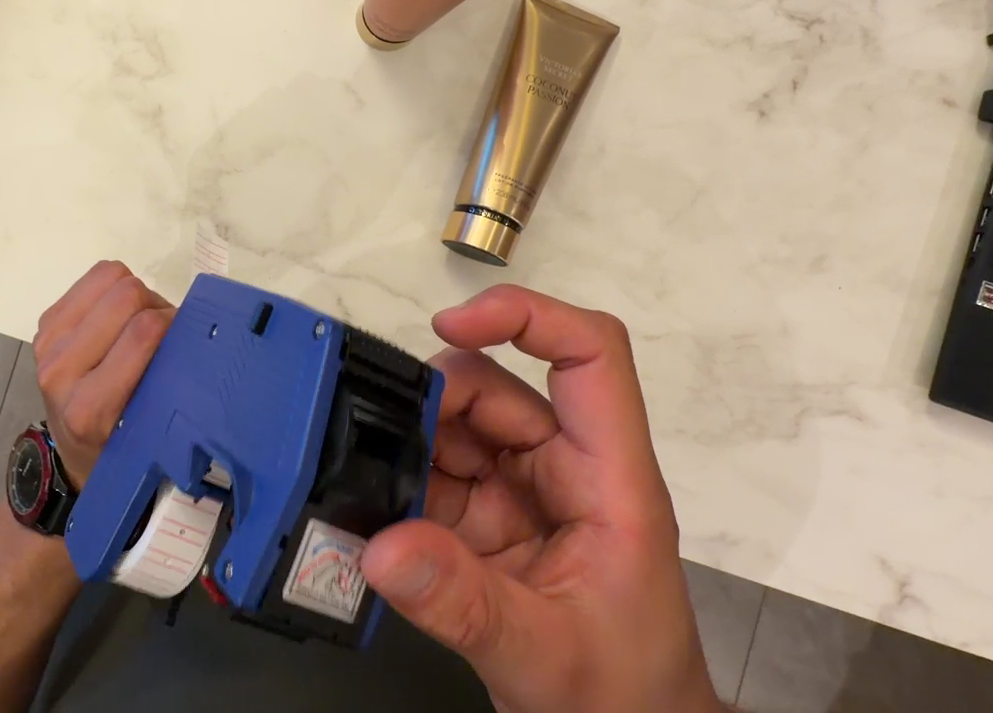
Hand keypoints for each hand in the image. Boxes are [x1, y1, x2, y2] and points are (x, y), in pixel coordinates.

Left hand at [31, 261, 174, 488]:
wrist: (74, 448)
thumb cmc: (125, 439)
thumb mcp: (154, 423)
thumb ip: (169, 375)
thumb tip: (189, 320)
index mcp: (91, 406)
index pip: (143, 332)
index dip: (173, 322)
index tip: (185, 335)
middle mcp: (62, 371)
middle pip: (125, 296)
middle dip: (155, 304)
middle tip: (164, 327)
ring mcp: (49, 343)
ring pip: (108, 277)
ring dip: (133, 292)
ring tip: (139, 319)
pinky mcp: (45, 324)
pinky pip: (90, 278)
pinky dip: (112, 288)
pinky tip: (116, 315)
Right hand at [361, 285, 720, 712]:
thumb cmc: (622, 700)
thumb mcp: (546, 656)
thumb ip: (463, 603)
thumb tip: (381, 547)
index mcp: (608, 479)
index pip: (589, 357)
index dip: (526, 317)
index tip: (448, 326)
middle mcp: (562, 468)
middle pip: (497, 388)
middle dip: (435, 401)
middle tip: (378, 438)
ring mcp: (520, 491)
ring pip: (456, 425)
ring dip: (409, 442)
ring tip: (370, 480)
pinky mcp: (484, 518)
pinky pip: (433, 472)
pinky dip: (399, 478)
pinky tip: (375, 504)